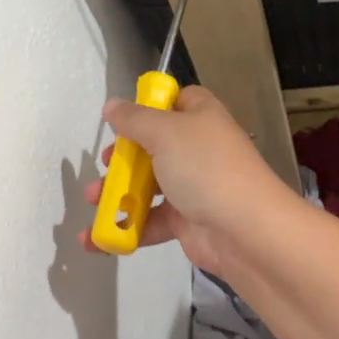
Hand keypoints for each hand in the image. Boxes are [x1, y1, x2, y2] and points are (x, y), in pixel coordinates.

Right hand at [77, 86, 292, 272]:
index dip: (150, 106)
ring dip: (118, 191)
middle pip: (154, 144)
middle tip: (106, 163)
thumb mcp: (165, 132)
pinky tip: (97, 238)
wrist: (245, 229)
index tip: (124, 118)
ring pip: (149, 183)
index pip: (175, 101)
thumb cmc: (205, 167)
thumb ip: (134, 119)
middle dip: (124, 155)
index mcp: (200, 116)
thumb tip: (112, 105)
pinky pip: (150, 220)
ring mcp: (193, 184)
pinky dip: (125, 227)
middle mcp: (198, 147)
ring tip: (93, 199)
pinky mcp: (186, 220)